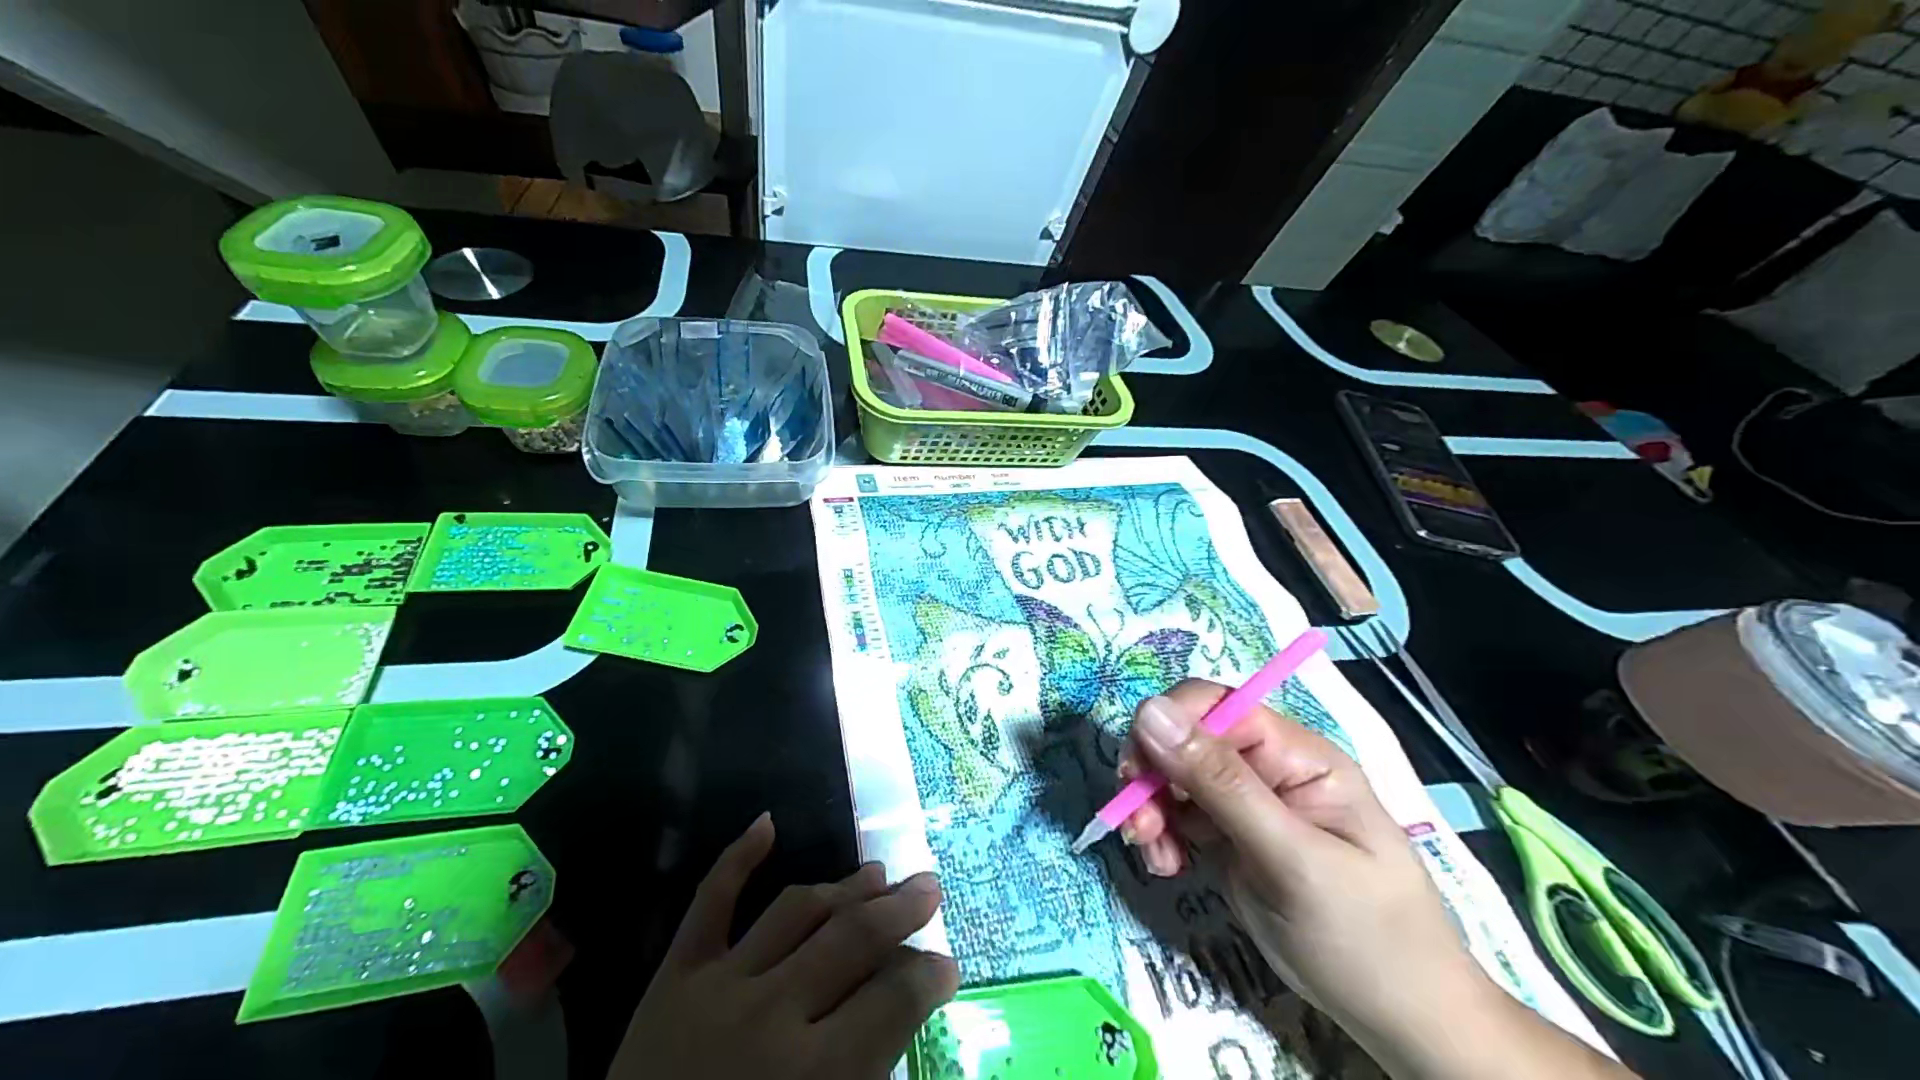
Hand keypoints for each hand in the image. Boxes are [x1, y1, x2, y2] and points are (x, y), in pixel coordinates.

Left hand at [608, 813, 959, 1079]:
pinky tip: (766, 823)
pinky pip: (710, 902)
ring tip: (878, 872)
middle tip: (929, 888)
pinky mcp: (675, 976)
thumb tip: (906, 1007)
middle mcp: (773, 1014)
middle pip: (854, 939)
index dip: (929, 976)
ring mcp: (720, 985)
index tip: (946, 964)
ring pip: (799, 910)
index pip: (894, 1000)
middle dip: (902, 910)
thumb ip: (869, 1069)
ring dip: (845, 886)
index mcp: (817, 1074)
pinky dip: (737, 858)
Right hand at [1119, 679, 1479, 1049]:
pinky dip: (1161, 835)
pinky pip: (1179, 815)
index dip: (1169, 726)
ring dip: (1151, 809)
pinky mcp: (1230, 836)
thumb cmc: (1363, 934)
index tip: (1136, 772)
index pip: (1217, 706)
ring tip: (1154, 855)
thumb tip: (1148, 709)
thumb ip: (1220, 783)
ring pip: (1175, 777)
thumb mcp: (1291, 858)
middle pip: (1187, 739)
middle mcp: (1268, 767)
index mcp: (1297, 755)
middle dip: (1153, 775)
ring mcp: (1248, 803)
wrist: (1399, 1020)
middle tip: (1139, 826)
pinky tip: (1167, 866)